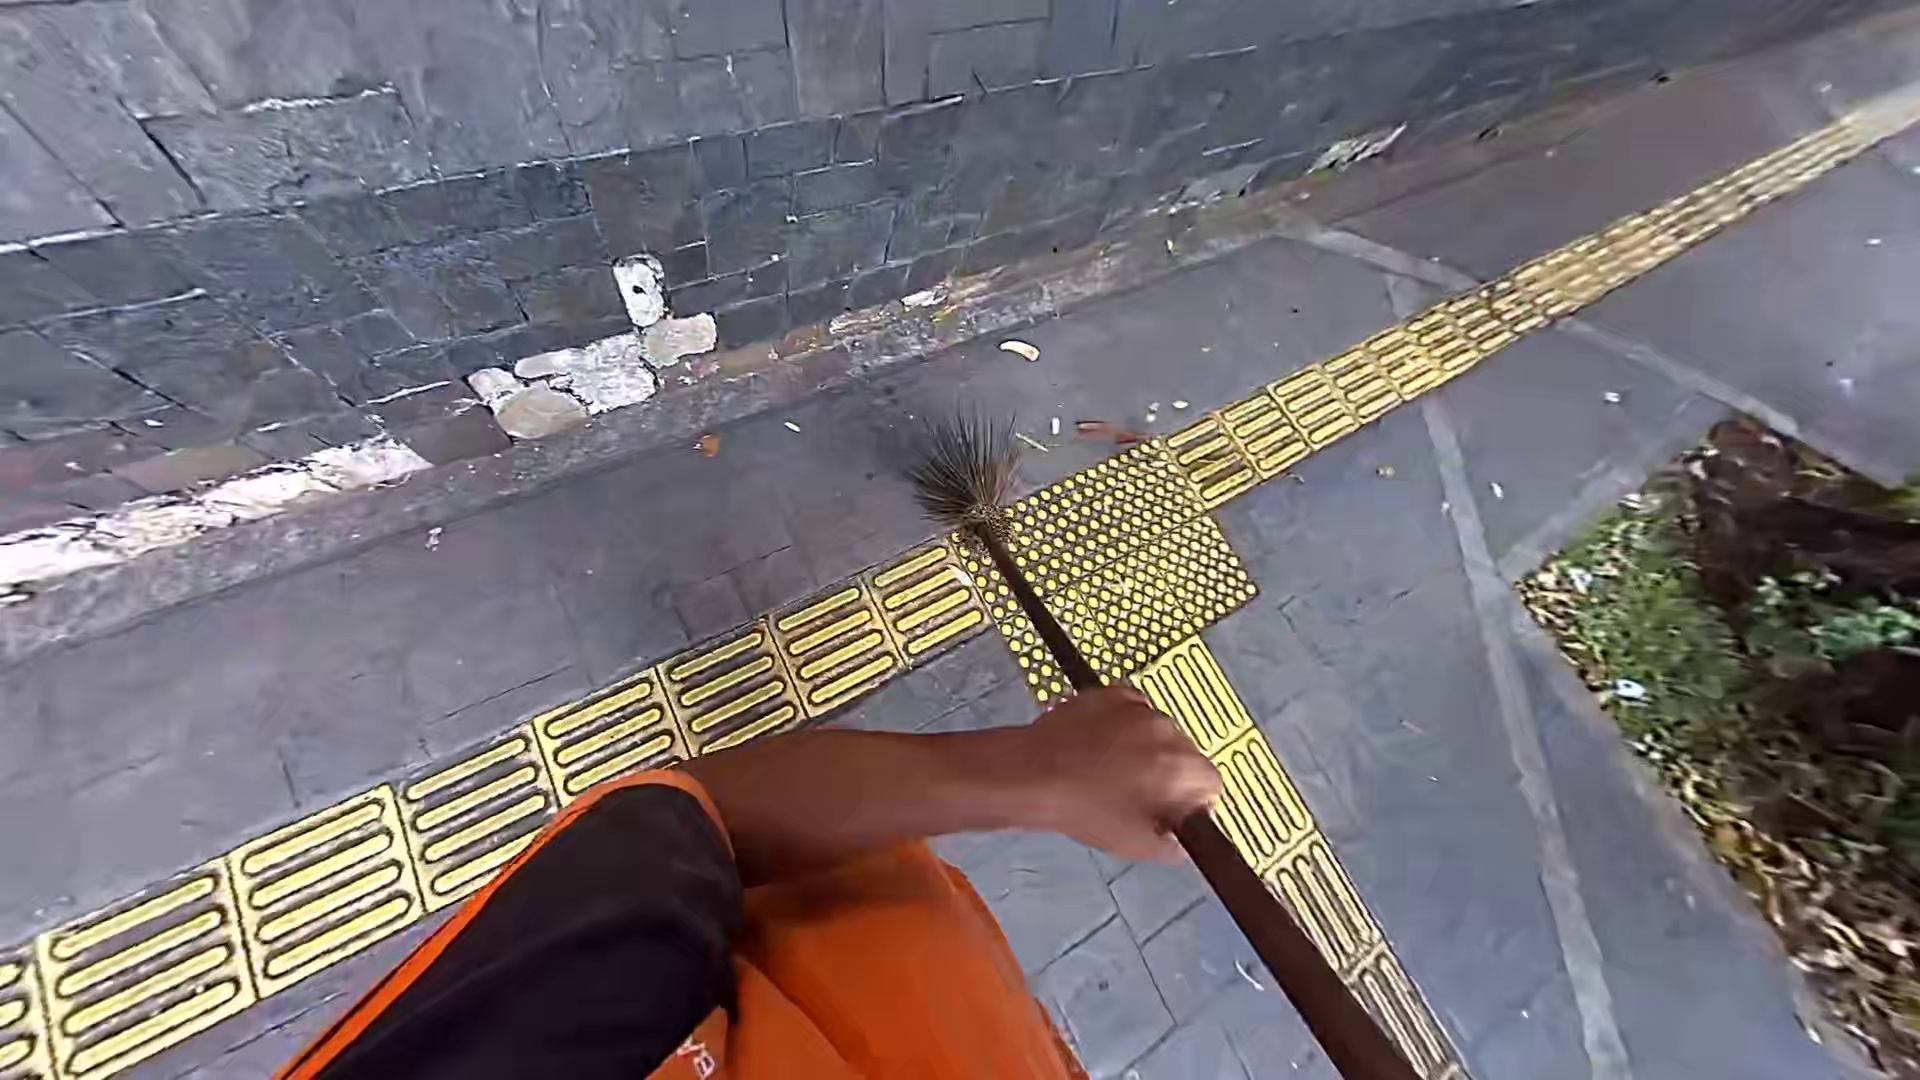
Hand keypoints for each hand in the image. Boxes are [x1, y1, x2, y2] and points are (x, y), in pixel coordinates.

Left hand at [1021, 686, 1221, 861]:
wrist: (1035, 771)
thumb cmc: (1084, 808)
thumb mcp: (1137, 844)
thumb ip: (1174, 846)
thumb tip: (1181, 840)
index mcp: (1181, 766)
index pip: (1211, 782)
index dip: (1195, 801)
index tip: (1174, 810)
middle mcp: (1166, 729)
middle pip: (1185, 752)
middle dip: (1171, 772)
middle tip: (1141, 791)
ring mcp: (1136, 706)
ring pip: (1158, 729)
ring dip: (1148, 745)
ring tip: (1114, 766)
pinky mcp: (1110, 692)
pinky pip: (1131, 708)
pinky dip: (1125, 723)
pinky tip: (1103, 741)